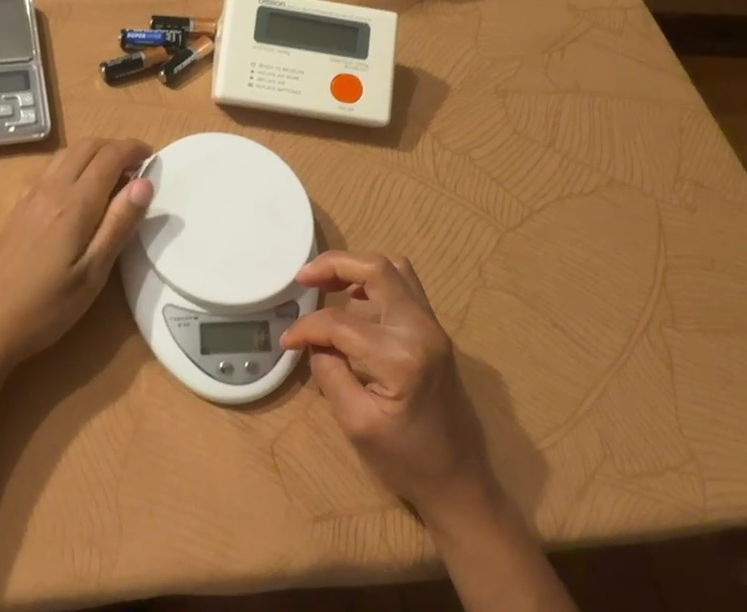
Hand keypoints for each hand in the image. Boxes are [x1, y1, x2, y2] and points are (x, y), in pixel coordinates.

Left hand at [0, 138, 153, 369]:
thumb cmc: (46, 307)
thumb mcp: (93, 273)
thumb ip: (118, 224)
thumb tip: (145, 183)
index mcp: (73, 203)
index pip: (109, 157)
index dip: (133, 149)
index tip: (153, 158)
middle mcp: (50, 189)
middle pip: (86, 146)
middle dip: (115, 147)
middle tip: (137, 167)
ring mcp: (29, 196)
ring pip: (65, 154)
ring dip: (93, 153)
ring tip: (113, 178)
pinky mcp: (17, 207)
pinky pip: (49, 169)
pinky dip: (73, 165)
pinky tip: (78, 192)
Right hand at [280, 251, 498, 518]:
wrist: (460, 481)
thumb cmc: (407, 460)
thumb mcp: (356, 423)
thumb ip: (330, 373)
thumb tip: (314, 342)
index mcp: (400, 356)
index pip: (339, 323)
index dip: (307, 328)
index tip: (286, 341)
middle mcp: (422, 330)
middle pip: (377, 270)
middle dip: (335, 265)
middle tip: (303, 276)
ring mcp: (434, 328)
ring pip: (396, 270)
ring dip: (358, 268)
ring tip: (326, 282)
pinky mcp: (436, 333)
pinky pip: (406, 287)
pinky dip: (377, 281)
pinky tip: (354, 298)